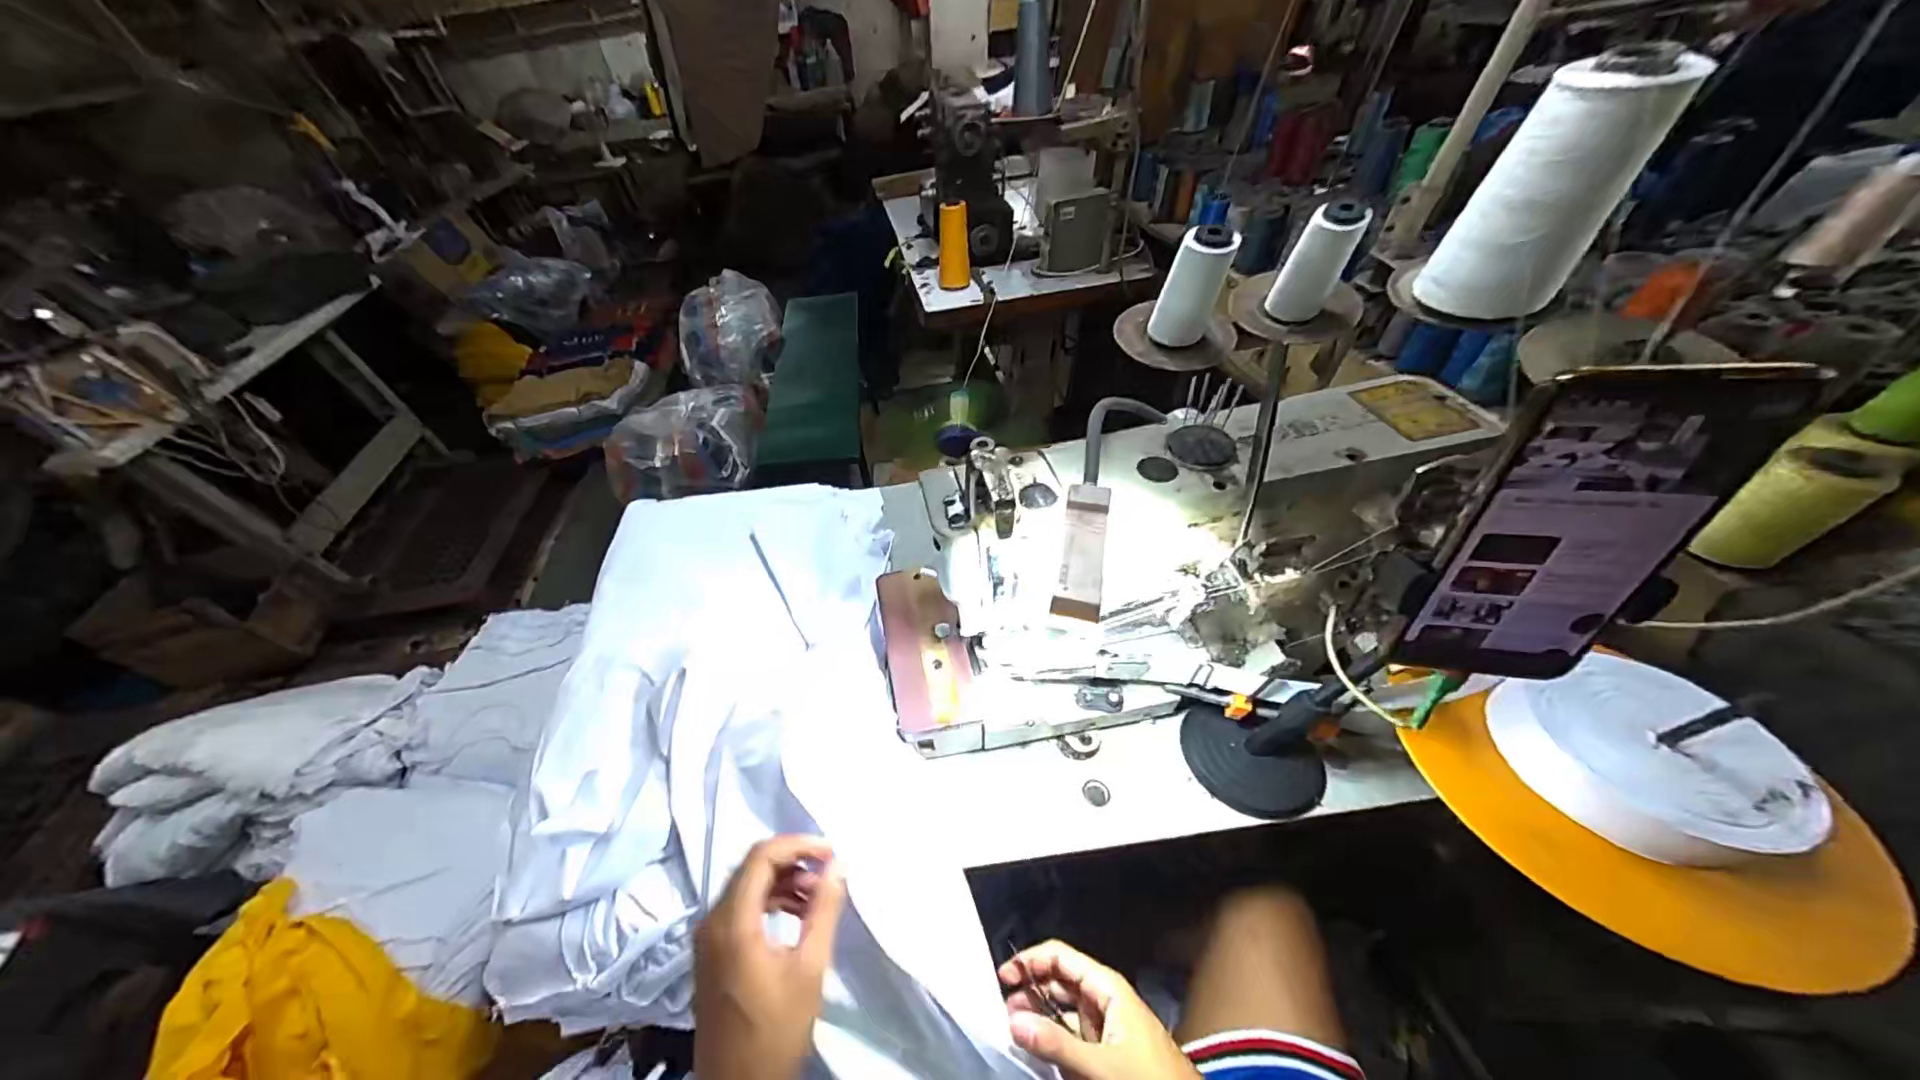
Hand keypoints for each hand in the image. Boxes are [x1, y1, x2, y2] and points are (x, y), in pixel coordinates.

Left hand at [695, 835, 846, 1079]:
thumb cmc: (776, 1032)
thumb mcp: (810, 968)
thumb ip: (824, 910)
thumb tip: (838, 865)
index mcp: (732, 922)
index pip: (761, 857)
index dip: (798, 845)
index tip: (831, 852)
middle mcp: (712, 921)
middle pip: (752, 867)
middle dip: (794, 861)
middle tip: (829, 870)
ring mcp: (708, 938)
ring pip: (747, 886)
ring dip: (784, 881)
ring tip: (819, 896)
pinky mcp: (712, 953)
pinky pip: (742, 908)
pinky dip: (771, 901)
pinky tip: (798, 915)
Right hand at [999, 940, 1202, 1079]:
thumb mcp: (1102, 1067)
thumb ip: (1057, 1044)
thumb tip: (1014, 1021)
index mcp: (1107, 988)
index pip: (1061, 957)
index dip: (1030, 961)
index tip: (1003, 978)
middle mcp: (1105, 1000)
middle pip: (1060, 979)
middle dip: (1031, 988)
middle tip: (1004, 1007)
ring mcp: (1107, 1028)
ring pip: (1064, 1009)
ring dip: (1040, 1014)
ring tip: (1015, 1027)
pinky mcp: (1107, 1054)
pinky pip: (1073, 1035)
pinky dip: (1054, 1037)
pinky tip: (1039, 1049)